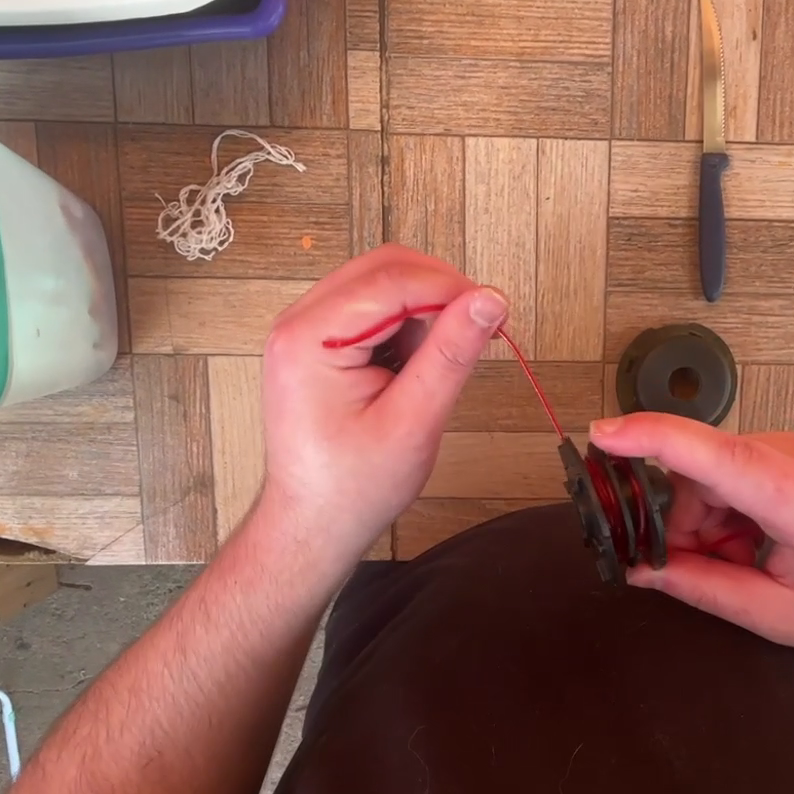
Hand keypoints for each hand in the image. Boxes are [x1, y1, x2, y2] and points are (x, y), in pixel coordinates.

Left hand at [256, 245, 505, 565]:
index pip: (392, 280)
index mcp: (310, 339)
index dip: (450, 288)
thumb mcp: (414, 422)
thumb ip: (452, 354)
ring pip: (381, 286)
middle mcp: (299, 324)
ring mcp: (305, 331)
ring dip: (422, 312)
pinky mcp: (319, 344)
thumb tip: (489, 301)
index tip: (494, 312)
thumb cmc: (353, 487)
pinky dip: (405, 329)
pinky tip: (413, 372)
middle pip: (383, 269)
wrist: (314, 523)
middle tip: (478, 329)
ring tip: (436, 368)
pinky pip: (372, 311)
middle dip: (438, 292)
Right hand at [586, 413, 793, 664]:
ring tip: (745, 564)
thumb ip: (703, 588)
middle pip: (707, 468)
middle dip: (686, 519)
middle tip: (698, 570)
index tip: (600, 433)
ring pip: (722, 468)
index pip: (715, 454)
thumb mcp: (779, 616)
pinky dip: (735, 506)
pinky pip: (747, 466)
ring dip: (712, 515)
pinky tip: (760, 544)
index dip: (651, 438)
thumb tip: (640, 570)